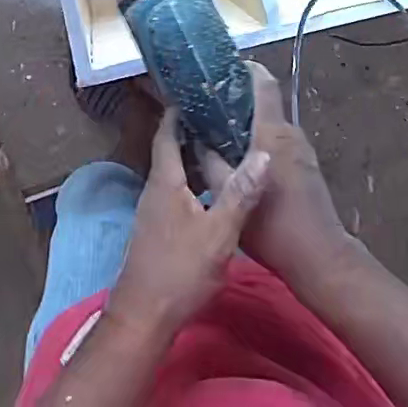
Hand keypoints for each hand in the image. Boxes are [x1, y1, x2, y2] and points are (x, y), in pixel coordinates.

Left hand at [103, 107, 270, 337]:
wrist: (145, 313)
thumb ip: (240, 194)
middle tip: (216, 117)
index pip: (166, 135)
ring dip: (191, 158)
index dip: (177, 113)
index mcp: (164, 181)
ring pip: (172, 172)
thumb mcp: (219, 233)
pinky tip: (209, 190)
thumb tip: (262, 154)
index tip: (193, 94)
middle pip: (169, 151)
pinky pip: (174, 190)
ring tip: (219, 148)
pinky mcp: (157, 227)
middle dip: (189, 133)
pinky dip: (191, 181)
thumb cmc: (180, 269)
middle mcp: (154, 189)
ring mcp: (153, 209)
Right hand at [200, 61, 356, 280]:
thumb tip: (197, 141)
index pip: (264, 84)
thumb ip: (211, 162)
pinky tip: (239, 159)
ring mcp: (302, 153)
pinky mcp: (306, 170)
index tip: (225, 67)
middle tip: (208, 104)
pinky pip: (278, 144)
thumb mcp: (229, 194)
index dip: (247, 69)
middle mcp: (290, 135)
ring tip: (217, 132)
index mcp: (272, 132)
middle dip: (238, 101)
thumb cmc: (273, 225)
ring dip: (248, 125)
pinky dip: (259, 143)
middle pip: (265, 105)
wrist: (321, 260)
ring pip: (270, 127)